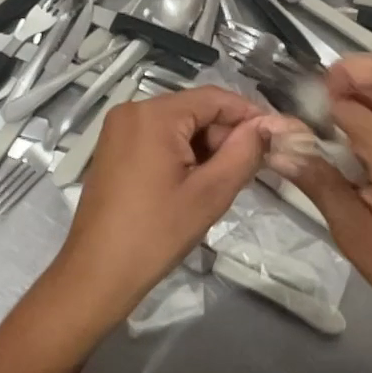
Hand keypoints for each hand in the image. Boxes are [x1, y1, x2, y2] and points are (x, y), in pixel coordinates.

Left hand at [58, 85, 286, 309]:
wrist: (96, 274)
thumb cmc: (155, 234)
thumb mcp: (209, 195)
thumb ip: (243, 153)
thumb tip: (266, 126)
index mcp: (154, 114)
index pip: (213, 97)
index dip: (247, 113)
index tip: (275, 136)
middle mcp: (133, 109)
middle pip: (194, 110)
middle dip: (224, 135)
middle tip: (248, 169)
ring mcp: (119, 128)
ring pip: (177, 125)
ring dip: (204, 147)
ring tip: (220, 182)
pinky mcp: (113, 147)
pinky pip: (157, 137)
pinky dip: (181, 153)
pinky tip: (193, 183)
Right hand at [284, 56, 371, 322]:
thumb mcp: (353, 232)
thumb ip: (318, 182)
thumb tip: (278, 148)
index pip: (353, 110)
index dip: (318, 108)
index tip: (291, 122)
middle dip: (348, 71)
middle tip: (315, 94)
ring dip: (355, 83)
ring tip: (321, 109)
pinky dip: (361, 100)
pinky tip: (338, 129)